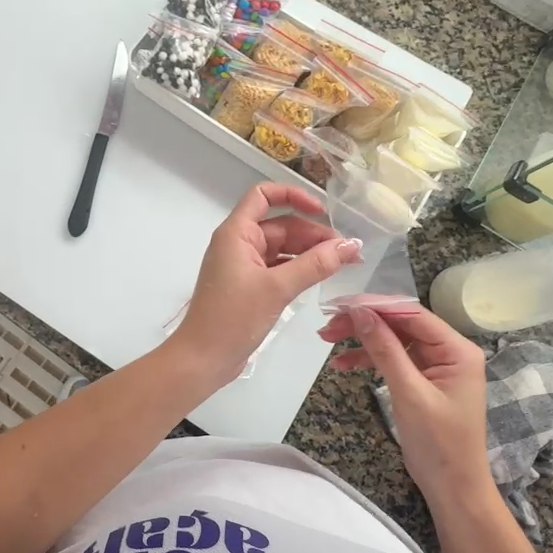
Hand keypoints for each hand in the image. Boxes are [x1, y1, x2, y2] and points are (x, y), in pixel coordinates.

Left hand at [166, 183, 362, 385]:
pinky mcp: (249, 285)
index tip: (324, 211)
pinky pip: (278, 267)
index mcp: (236, 233)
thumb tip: (350, 245)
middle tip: (349, 251)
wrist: (203, 358)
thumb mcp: (277, 288)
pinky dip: (299, 269)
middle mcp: (238, 242)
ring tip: (345, 263)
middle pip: (280, 224)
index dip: (293, 195)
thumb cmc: (233, 317)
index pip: (263, 195)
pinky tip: (322, 277)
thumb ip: (315, 265)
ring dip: (310, 252)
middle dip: (313, 233)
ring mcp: (243, 265)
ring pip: (282, 248)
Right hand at [321, 305, 490, 496]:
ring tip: (326, 340)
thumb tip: (359, 311)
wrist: (454, 489)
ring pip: (392, 339)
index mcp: (456, 349)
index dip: (374, 306)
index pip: (411, 314)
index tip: (339, 305)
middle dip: (363, 322)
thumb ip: (384, 349)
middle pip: (399, 323)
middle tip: (327, 325)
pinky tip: (342, 364)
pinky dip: (368, 359)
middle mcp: (448, 350)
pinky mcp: (423, 379)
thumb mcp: (409, 393)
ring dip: (361, 340)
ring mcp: (435, 365)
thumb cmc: (439, 443)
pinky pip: (393, 358)